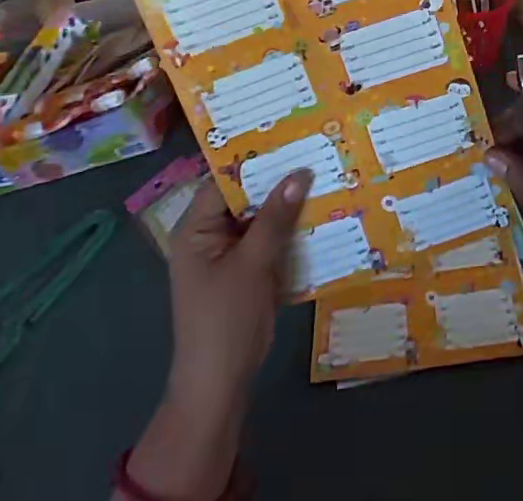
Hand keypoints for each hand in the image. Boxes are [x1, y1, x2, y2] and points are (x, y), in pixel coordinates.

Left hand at [165, 170, 310, 402]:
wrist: (219, 385)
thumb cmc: (225, 320)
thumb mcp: (251, 264)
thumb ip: (274, 218)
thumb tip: (300, 172)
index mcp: (196, 228)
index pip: (225, 181)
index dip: (255, 159)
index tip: (290, 137)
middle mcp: (210, 235)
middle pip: (246, 198)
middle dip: (279, 181)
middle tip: (316, 152)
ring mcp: (230, 255)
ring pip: (262, 219)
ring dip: (289, 205)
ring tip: (326, 176)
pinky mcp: (248, 272)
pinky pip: (271, 241)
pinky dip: (291, 231)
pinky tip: (322, 216)